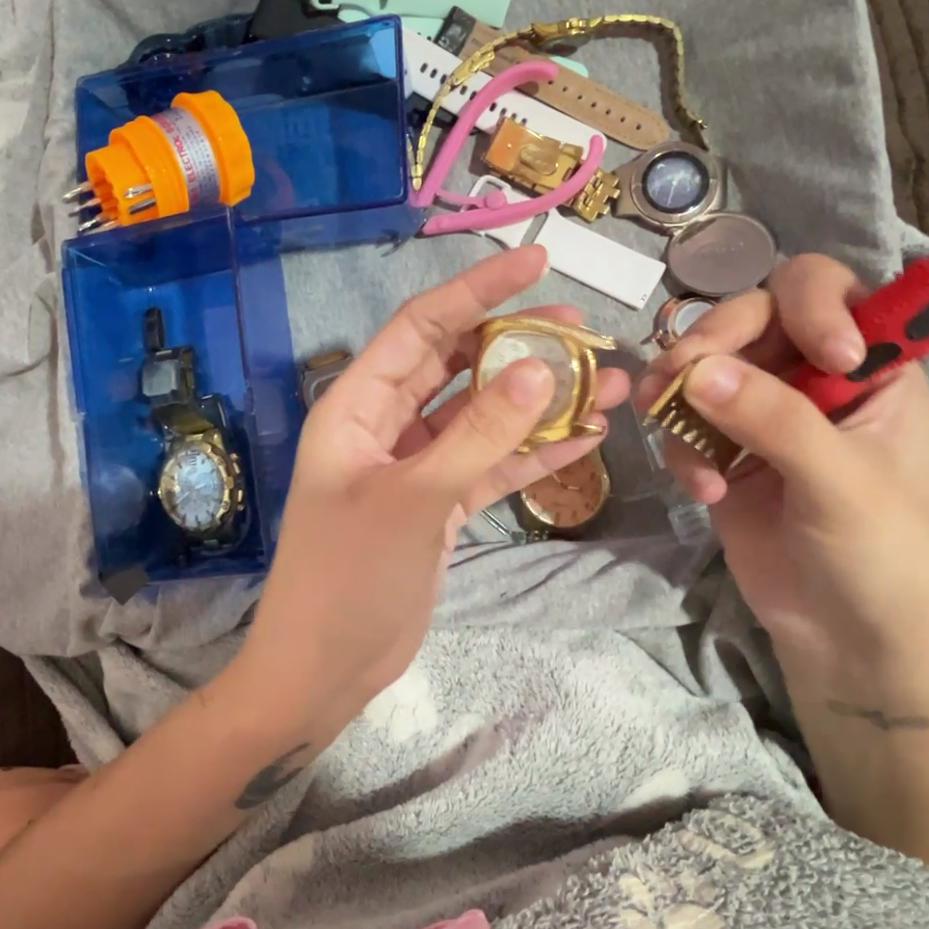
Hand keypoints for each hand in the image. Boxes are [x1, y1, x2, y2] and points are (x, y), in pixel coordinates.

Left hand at [240, 246, 627, 705]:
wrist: (322, 667)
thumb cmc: (348, 578)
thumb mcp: (412, 501)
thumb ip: (476, 436)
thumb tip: (538, 368)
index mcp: (356, 407)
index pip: (420, 329)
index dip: (476, 291)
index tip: (538, 262)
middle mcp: (383, 427)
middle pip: (455, 366)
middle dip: (516, 344)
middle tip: (583, 329)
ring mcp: (411, 468)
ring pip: (479, 419)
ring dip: (536, 403)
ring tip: (606, 382)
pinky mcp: (434, 508)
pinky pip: (488, 467)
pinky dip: (531, 455)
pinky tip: (585, 438)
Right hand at [633, 255, 928, 678]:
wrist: (844, 638)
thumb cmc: (879, 555)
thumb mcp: (842, 483)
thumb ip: (774, 421)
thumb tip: (695, 370)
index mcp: (872, 370)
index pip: (829, 296)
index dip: (810, 308)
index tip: (814, 357)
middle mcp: (811, 379)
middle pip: (747, 322)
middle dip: (711, 344)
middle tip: (677, 376)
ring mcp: (760, 416)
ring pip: (702, 370)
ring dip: (680, 396)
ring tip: (666, 426)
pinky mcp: (721, 454)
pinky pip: (683, 425)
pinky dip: (679, 450)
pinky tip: (701, 491)